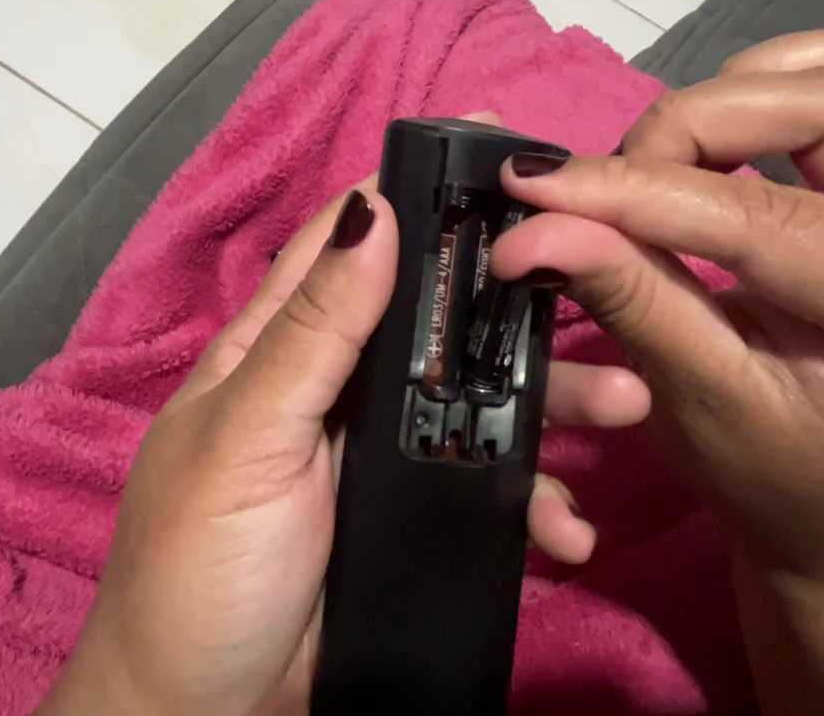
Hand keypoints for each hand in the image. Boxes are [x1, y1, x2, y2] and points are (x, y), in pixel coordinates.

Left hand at [40, 172, 650, 715]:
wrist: (205, 713)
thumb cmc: (204, 561)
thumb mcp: (250, 435)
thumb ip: (312, 332)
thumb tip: (372, 213)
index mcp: (280, 345)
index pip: (347, 245)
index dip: (406, 197)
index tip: (490, 163)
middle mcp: (333, 383)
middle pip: (431, 322)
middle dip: (510, 311)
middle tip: (597, 294)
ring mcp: (375, 451)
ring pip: (470, 401)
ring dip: (544, 404)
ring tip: (619, 412)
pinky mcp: (408, 515)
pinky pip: (479, 487)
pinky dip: (526, 499)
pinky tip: (564, 526)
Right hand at [491, 22, 823, 583]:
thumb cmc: (783, 484)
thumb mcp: (699, 405)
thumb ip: (628, 299)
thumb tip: (532, 227)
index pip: (774, 218)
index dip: (638, 191)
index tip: (532, 184)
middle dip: (692, 127)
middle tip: (609, 184)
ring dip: (742, 93)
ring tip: (672, 160)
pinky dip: (795, 78)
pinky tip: (744, 127)